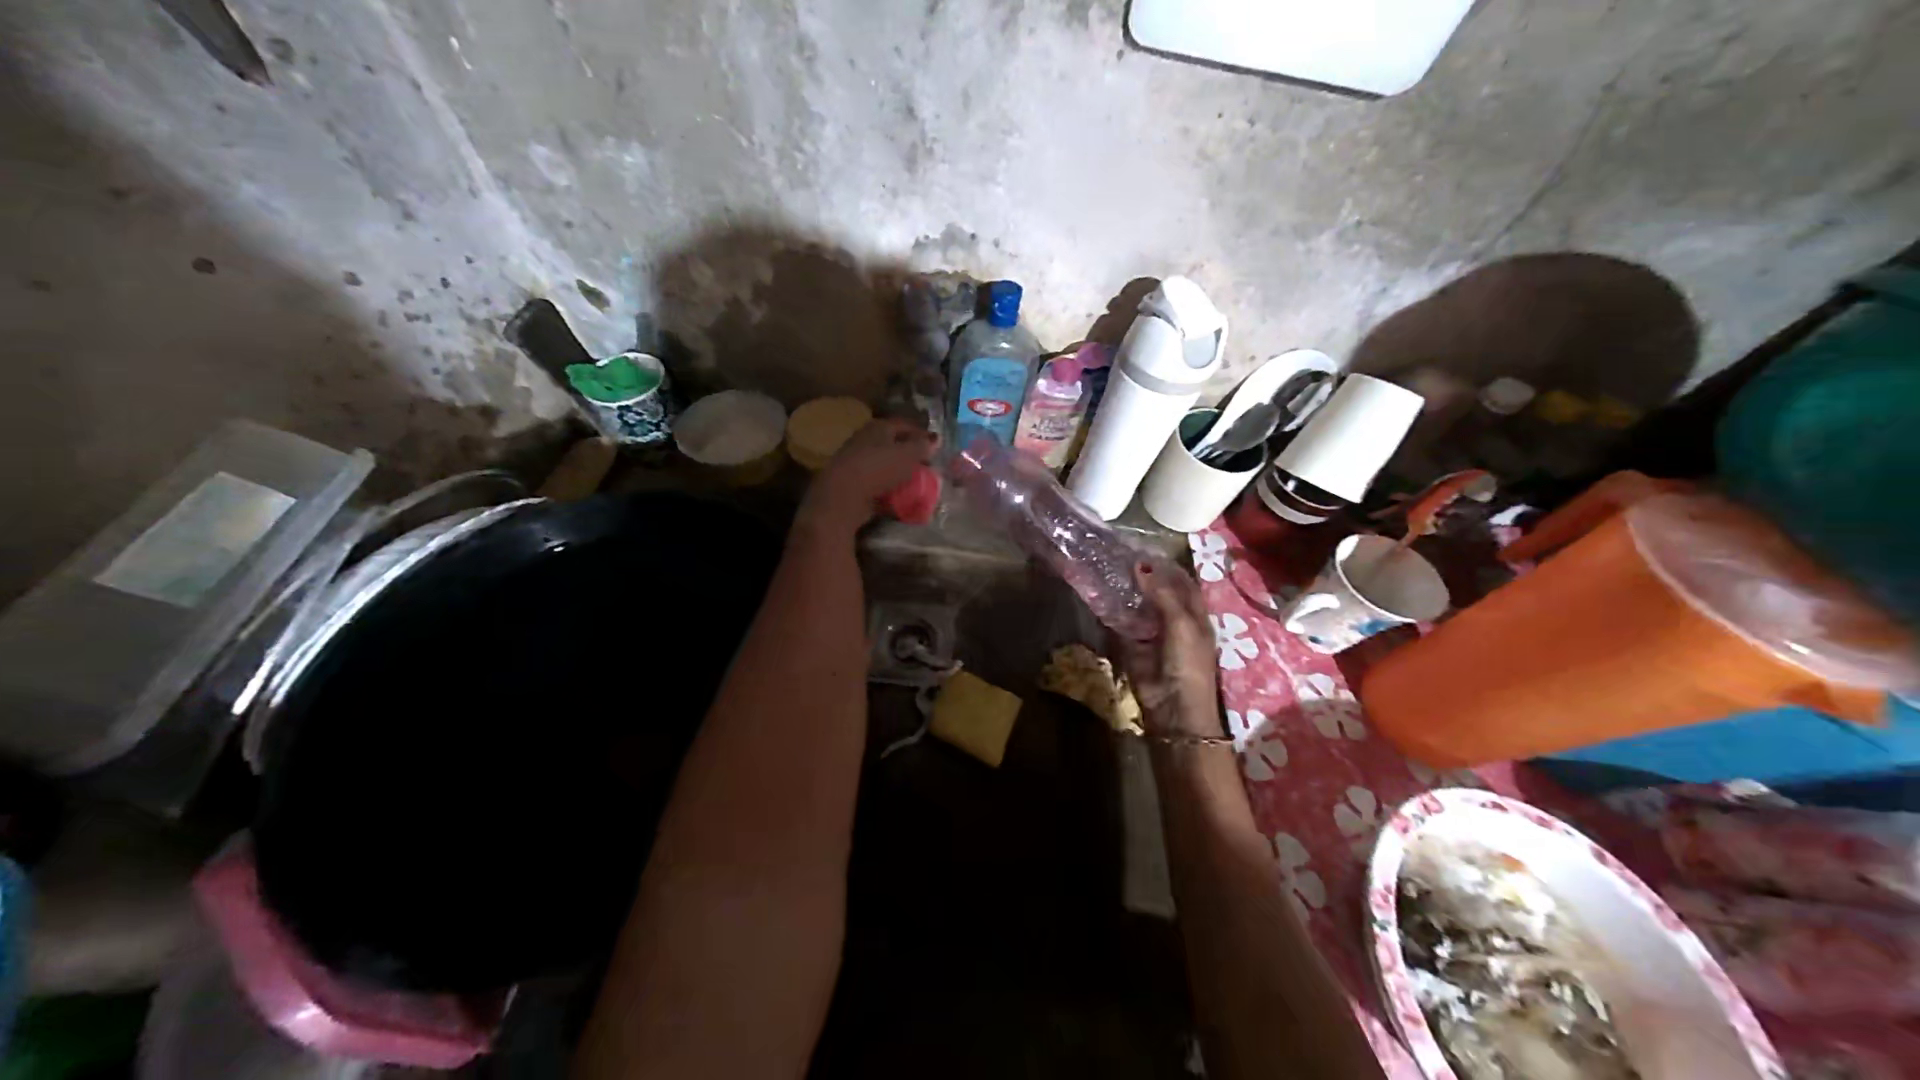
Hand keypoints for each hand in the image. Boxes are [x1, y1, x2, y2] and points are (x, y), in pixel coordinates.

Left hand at [798, 419, 936, 533]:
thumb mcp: (908, 455)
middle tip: (927, 465)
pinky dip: (889, 487)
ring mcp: (856, 461)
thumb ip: (923, 446)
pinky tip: (900, 496)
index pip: (904, 425)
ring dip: (900, 472)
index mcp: (878, 427)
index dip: (921, 434)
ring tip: (916, 482)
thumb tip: (935, 439)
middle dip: (910, 454)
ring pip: (885, 464)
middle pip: (893, 444)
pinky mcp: (852, 482)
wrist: (843, 495)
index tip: (936, 446)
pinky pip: (877, 482)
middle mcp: (865, 439)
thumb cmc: (878, 468)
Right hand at [1112, 561, 1224, 739]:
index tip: (1144, 548)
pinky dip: (1111, 613)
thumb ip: (1162, 594)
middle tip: (1118, 555)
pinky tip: (1099, 595)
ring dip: (1124, 593)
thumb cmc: (1188, 663)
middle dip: (1142, 577)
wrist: (1174, 708)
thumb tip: (1141, 565)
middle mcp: (1173, 621)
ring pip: (1137, 607)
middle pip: (1157, 593)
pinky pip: (1121, 626)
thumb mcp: (1181, 624)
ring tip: (1105, 569)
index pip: (1181, 583)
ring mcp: (1151, 634)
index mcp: (1194, 615)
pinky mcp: (1132, 647)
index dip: (1167, 567)